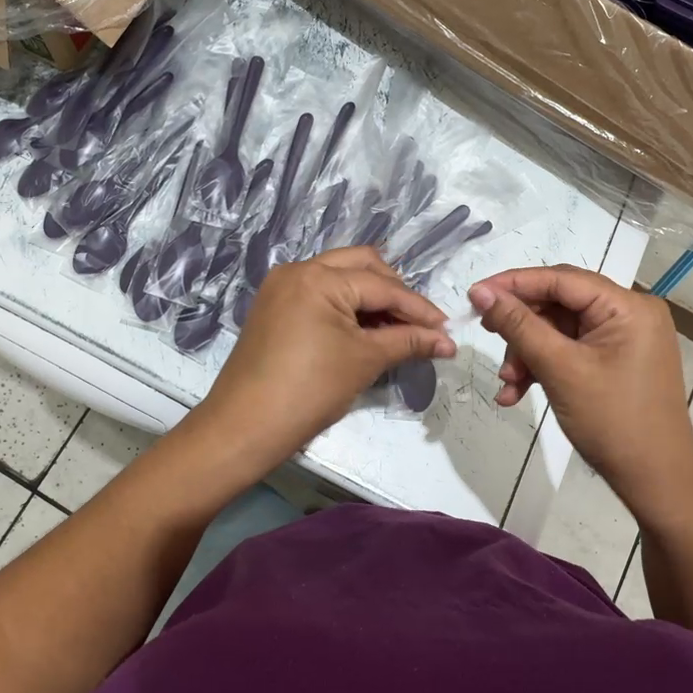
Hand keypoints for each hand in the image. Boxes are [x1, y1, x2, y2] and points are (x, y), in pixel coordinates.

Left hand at [192, 247, 454, 466]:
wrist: (245, 426)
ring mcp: (281, 286)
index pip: (382, 286)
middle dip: (394, 292)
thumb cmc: (309, 390)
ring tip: (396, 329)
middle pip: (361, 266)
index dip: (418, 308)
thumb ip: (408, 341)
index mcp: (319, 276)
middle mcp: (297, 269)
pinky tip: (365, 330)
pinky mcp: (273, 306)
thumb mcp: (364, 361)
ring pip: (339, 276)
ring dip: (370, 297)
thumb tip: (447, 341)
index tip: (446, 329)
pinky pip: (319, 293)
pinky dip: (345, 306)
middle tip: (419, 324)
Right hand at [469, 265, 692, 506]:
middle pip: (559, 304)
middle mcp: (630, 314)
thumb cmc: (612, 421)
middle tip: (487, 338)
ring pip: (559, 330)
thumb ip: (518, 325)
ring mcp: (624, 339)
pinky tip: (518, 393)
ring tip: (507, 384)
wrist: (655, 483)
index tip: (474, 295)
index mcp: (628, 307)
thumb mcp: (559, 369)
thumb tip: (481, 290)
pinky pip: (570, 351)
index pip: (561, 279)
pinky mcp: (616, 361)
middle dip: (521, 328)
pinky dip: (544, 367)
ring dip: (527, 353)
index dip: (514, 283)